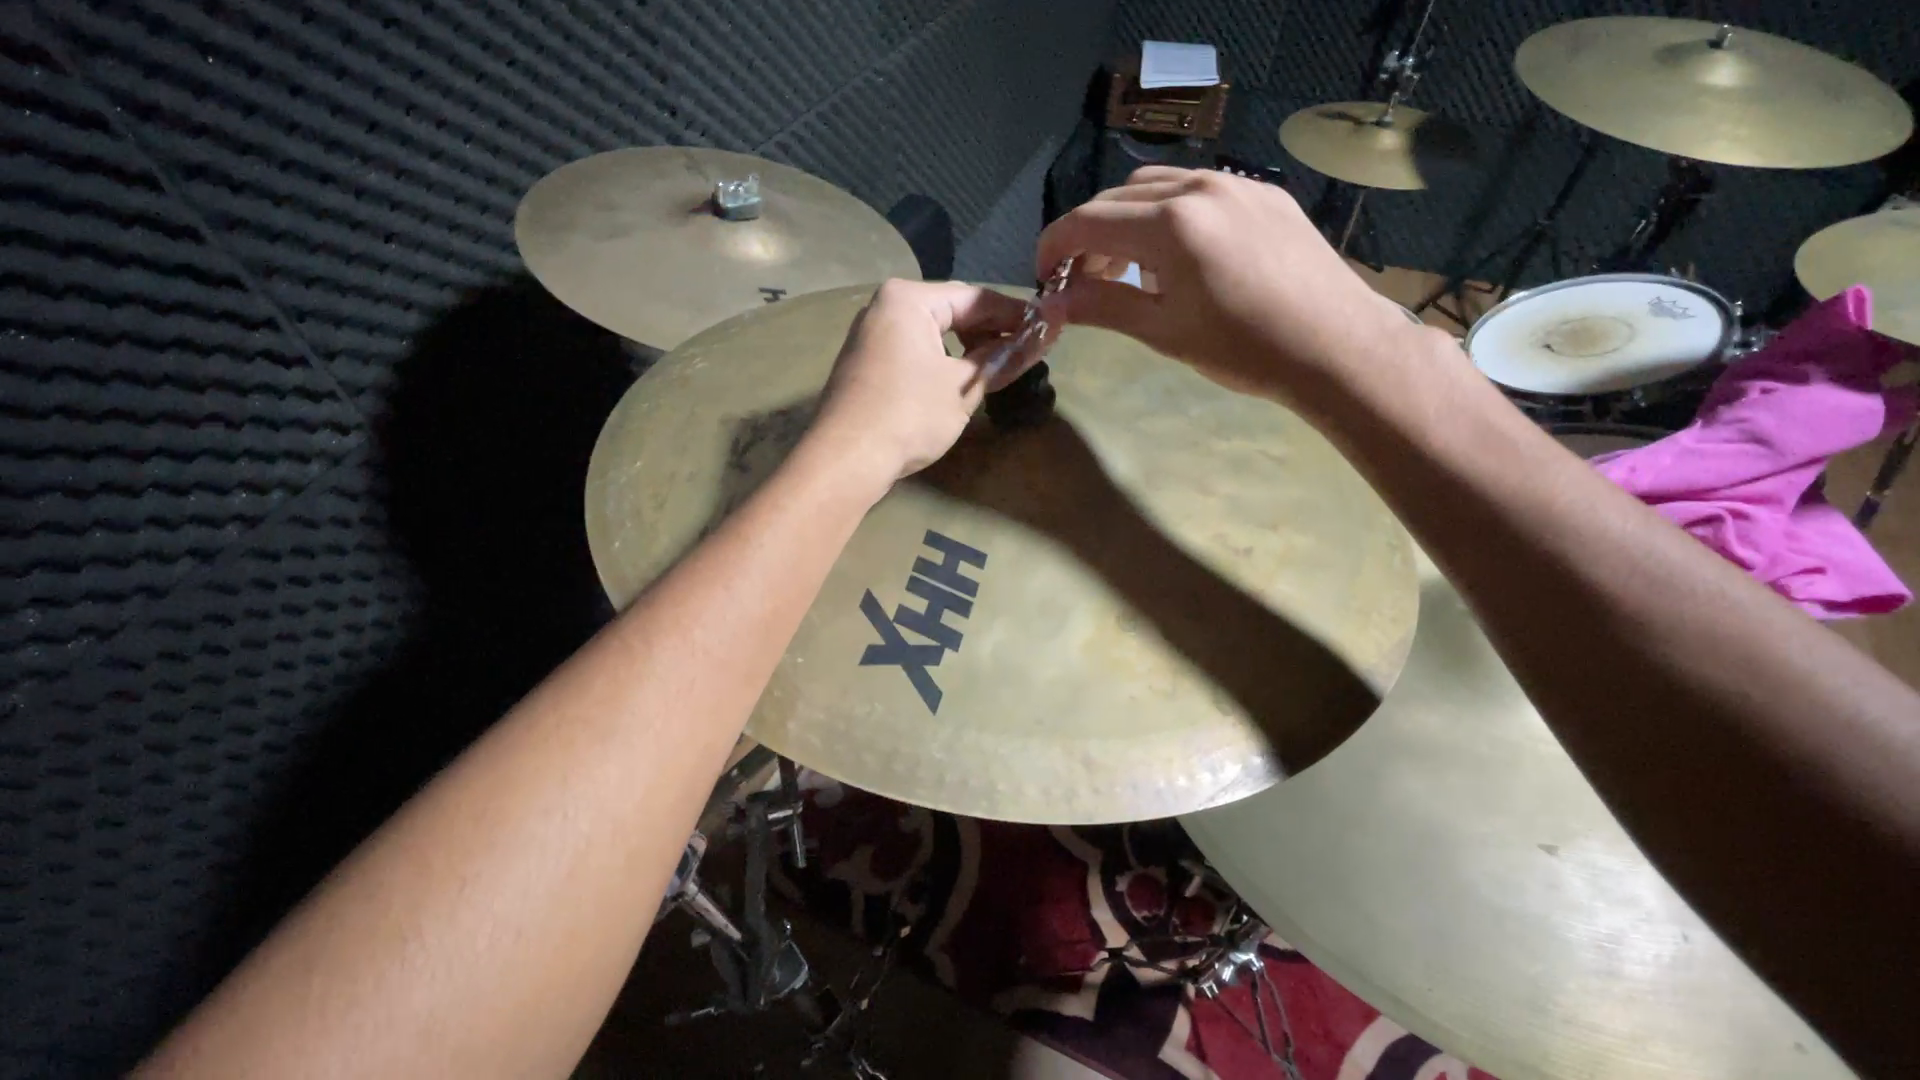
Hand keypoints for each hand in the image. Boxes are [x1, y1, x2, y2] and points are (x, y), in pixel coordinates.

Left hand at [808, 280, 1028, 481]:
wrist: (846, 459)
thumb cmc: (909, 414)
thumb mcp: (962, 386)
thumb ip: (1000, 358)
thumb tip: (1037, 340)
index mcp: (908, 299)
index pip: (975, 297)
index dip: (1014, 314)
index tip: (1047, 328)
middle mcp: (885, 306)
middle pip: (952, 311)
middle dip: (991, 330)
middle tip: (1028, 350)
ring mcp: (871, 334)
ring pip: (934, 332)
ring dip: (969, 347)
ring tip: (1001, 366)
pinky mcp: (867, 363)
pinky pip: (915, 350)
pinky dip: (943, 360)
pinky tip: (963, 378)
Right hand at [1034, 167, 1437, 401]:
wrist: (1336, 346)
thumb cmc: (1244, 349)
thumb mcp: (1164, 332)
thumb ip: (1104, 305)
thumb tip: (1054, 301)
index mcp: (1170, 224)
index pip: (1087, 222)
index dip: (1054, 247)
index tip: (1044, 278)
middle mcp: (1199, 187)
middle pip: (1118, 198)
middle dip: (1088, 236)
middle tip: (1081, 280)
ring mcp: (1237, 184)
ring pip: (1158, 186)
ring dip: (1127, 220)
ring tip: (1128, 266)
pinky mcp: (1264, 194)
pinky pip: (1199, 189)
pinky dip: (1170, 214)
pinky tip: (1178, 254)